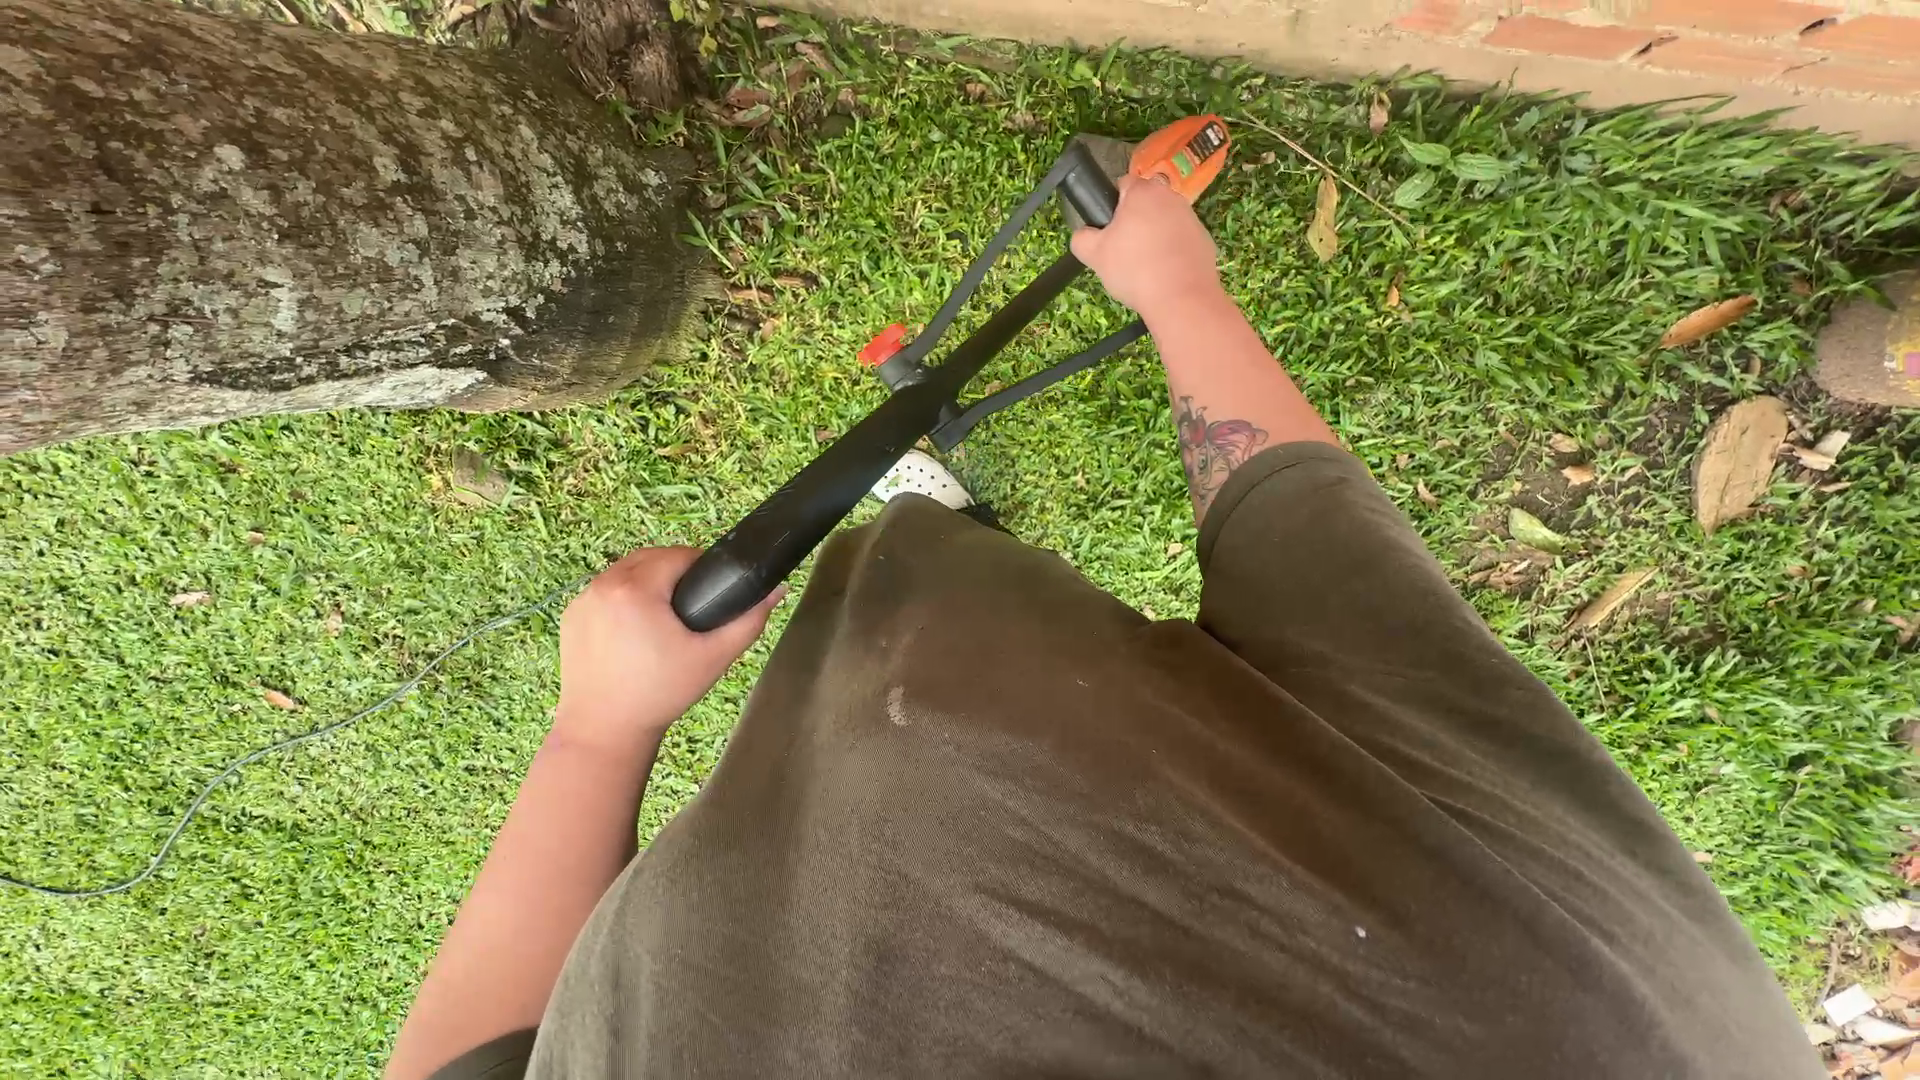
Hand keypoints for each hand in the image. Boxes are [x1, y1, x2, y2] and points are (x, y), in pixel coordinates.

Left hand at [553, 547, 783, 757]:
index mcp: (635, 588)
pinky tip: (640, 624)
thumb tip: (777, 590)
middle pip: (651, 558)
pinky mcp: (571, 616)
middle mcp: (603, 585)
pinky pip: (606, 591)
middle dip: (676, 572)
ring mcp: (582, 600)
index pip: (678, 555)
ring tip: (669, 613)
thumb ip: (749, 620)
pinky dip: (625, 597)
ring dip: (650, 581)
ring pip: (627, 572)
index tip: (713, 592)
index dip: (702, 568)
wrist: (605, 729)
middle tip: (696, 604)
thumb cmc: (662, 692)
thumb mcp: (714, 657)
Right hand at [1070, 174, 1222, 319]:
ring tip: (1145, 268)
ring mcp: (1191, 217)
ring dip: (1154, 237)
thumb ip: (1081, 238)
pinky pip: (1180, 241)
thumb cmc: (1133, 269)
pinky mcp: (1204, 239)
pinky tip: (1164, 274)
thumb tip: (1084, 234)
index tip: (1110, 232)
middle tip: (1124, 253)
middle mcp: (1170, 196)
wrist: (1180, 298)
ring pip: (1164, 222)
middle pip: (1146, 204)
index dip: (1112, 207)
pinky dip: (1172, 253)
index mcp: (1142, 192)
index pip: (1123, 184)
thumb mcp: (1094, 255)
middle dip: (1134, 222)